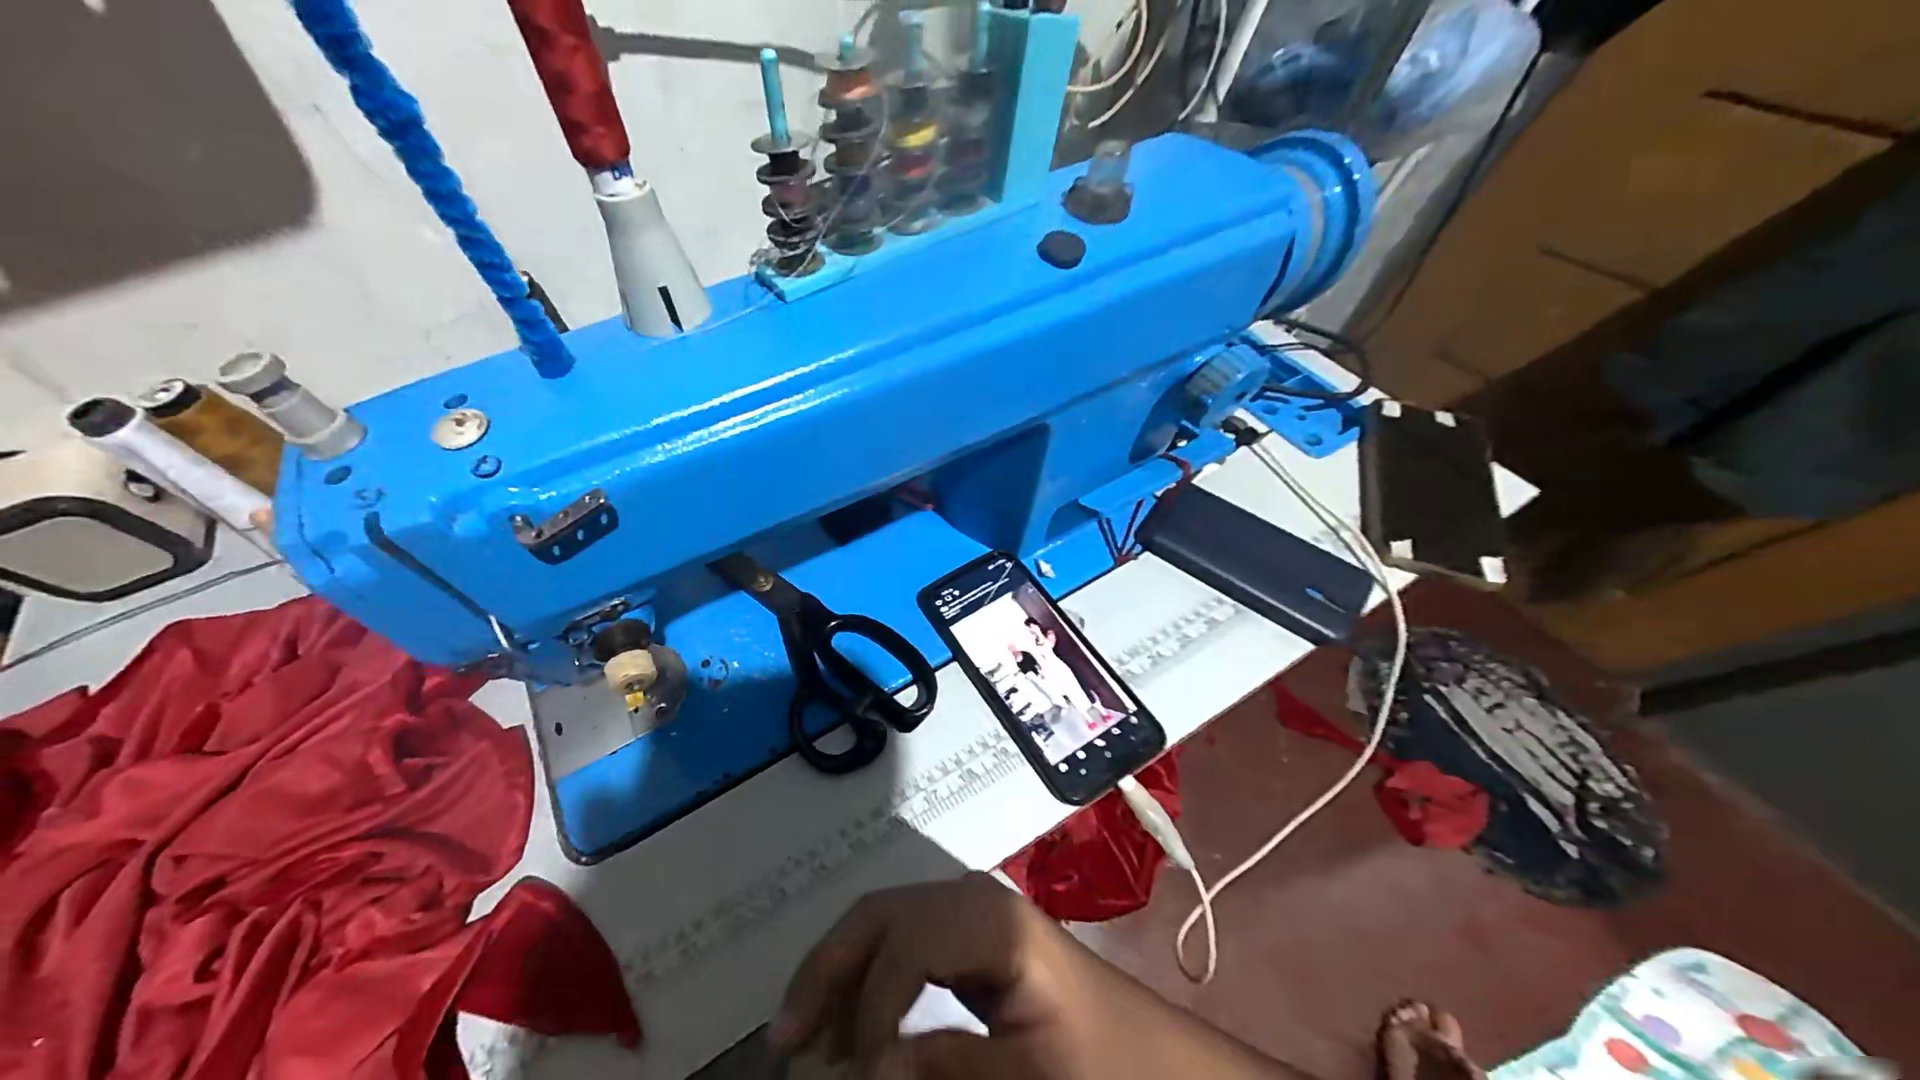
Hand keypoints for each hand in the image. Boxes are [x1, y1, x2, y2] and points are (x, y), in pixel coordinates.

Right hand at [770, 874, 1299, 1079]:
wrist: (1155, 1059)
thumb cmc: (1100, 1066)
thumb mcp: (1022, 1077)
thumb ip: (940, 1066)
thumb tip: (861, 1067)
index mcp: (992, 923)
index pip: (904, 946)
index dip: (867, 1010)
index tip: (850, 1074)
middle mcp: (974, 898)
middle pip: (881, 915)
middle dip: (828, 971)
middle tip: (786, 1042)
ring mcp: (973, 908)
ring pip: (886, 922)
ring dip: (841, 971)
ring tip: (804, 1036)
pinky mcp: (974, 932)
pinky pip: (906, 939)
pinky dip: (871, 974)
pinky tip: (852, 1017)